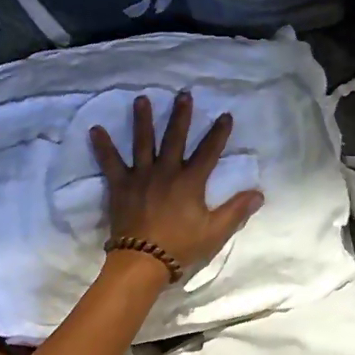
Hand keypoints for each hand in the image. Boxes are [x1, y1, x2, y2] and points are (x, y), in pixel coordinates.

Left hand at [89, 91, 263, 275]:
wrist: (143, 260)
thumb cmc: (181, 247)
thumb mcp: (215, 232)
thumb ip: (236, 211)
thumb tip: (259, 194)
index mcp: (190, 182)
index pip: (208, 152)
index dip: (218, 134)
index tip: (225, 115)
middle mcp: (166, 172)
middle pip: (175, 138)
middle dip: (180, 115)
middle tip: (183, 94)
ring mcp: (141, 177)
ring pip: (143, 142)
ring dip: (143, 120)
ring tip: (141, 99)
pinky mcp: (121, 186)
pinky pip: (110, 162)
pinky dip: (102, 146)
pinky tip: (95, 129)